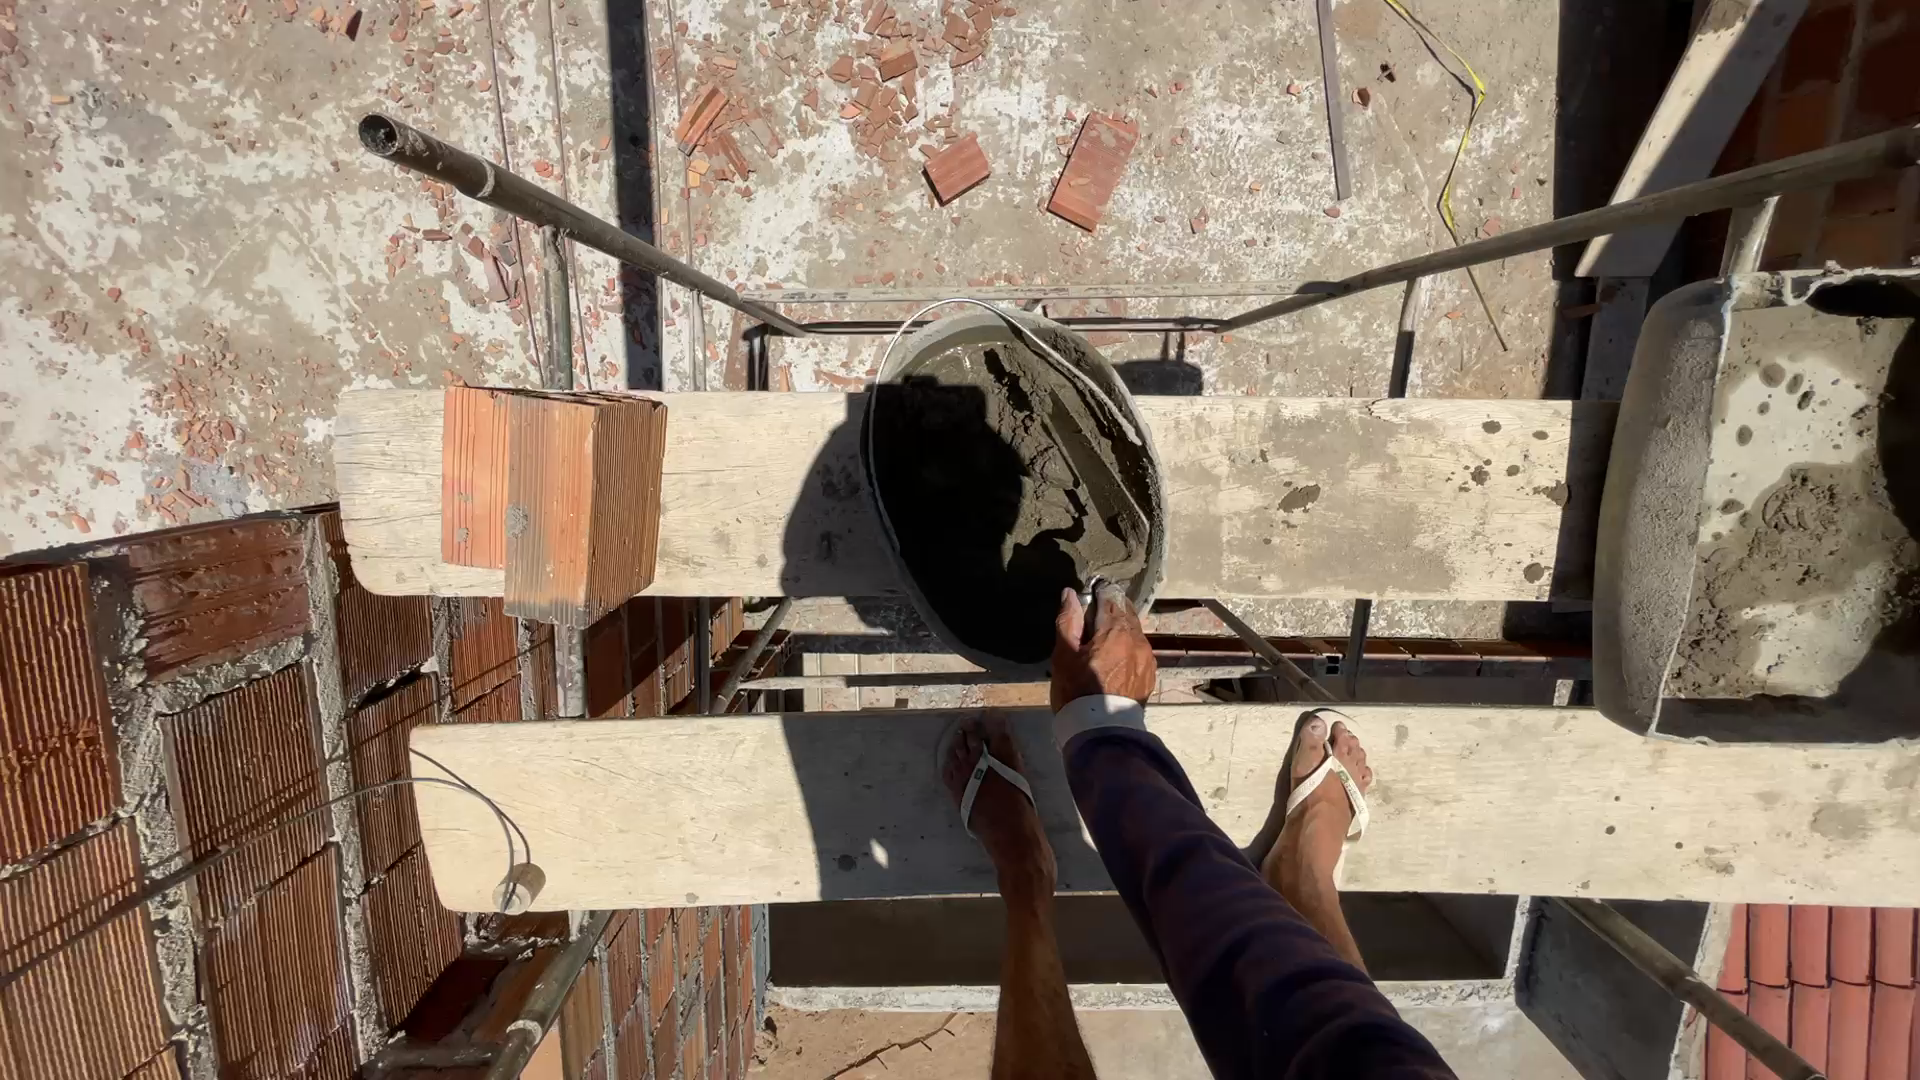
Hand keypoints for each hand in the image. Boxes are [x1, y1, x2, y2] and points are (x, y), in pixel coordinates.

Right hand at [1050, 583, 1156, 710]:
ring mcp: (1147, 656)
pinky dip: (1127, 645)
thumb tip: (1070, 593)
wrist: (1101, 730)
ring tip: (1101, 639)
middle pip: (1125, 611)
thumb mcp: (1064, 653)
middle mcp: (1137, 638)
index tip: (1088, 594)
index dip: (1098, 592)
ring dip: (1120, 627)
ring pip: (1134, 629)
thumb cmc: (1077, 689)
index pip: (1110, 596)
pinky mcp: (1150, 672)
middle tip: (1092, 618)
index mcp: (1115, 629)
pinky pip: (1139, 648)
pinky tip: (1114, 657)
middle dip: (1110, 609)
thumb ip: (1067, 619)